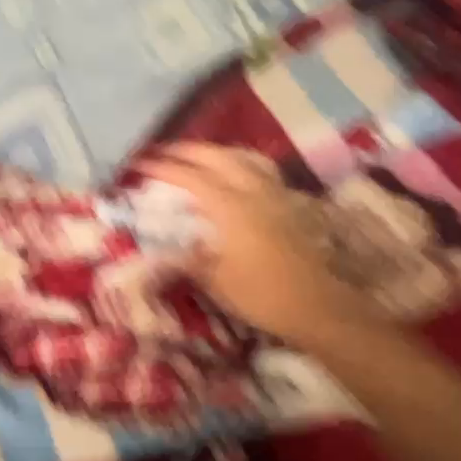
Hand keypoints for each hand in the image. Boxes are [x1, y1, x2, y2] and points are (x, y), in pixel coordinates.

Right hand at [132, 143, 368, 345]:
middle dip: (188, 151)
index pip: (191, 177)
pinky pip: (262, 171)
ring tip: (199, 158)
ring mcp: (276, 195)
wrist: (320, 309)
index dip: (164, 169)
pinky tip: (237, 176)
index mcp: (231, 207)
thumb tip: (160, 253)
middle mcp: (254, 192)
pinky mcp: (290, 205)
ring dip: (217, 152)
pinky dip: (242, 164)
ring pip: (245, 158)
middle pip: (218, 157)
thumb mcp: (215, 281)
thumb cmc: (262, 296)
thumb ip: (187, 259)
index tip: (139, 166)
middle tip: (164, 152)